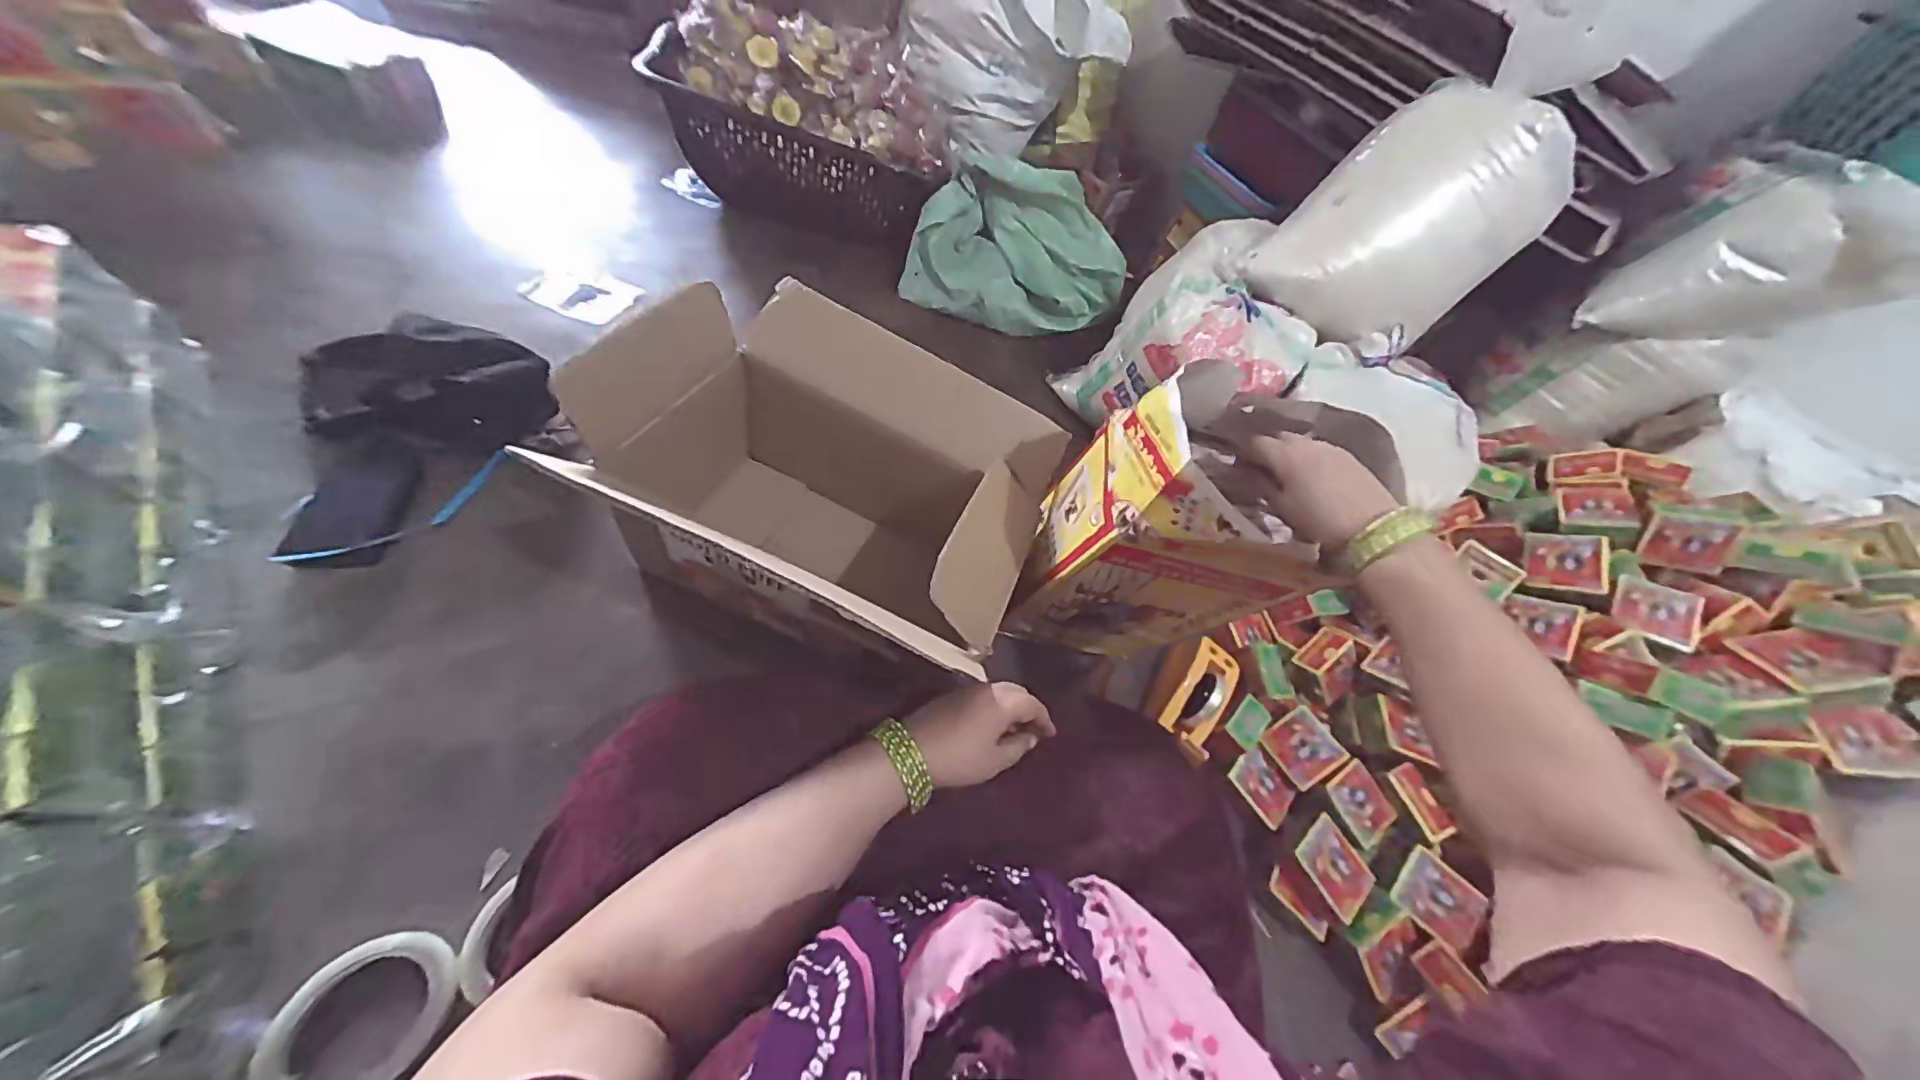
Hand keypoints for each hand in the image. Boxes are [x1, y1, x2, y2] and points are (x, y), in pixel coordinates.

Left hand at [901, 682, 1054, 788]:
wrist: (912, 751)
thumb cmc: (961, 758)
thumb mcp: (996, 760)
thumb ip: (1019, 746)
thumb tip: (1031, 736)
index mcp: (1004, 700)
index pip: (1033, 704)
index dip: (1044, 719)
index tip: (1050, 734)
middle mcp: (988, 688)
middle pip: (1016, 693)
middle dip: (1028, 709)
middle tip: (1034, 729)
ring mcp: (968, 689)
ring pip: (998, 693)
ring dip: (1010, 708)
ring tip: (1014, 730)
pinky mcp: (951, 695)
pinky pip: (983, 696)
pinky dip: (993, 707)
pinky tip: (991, 726)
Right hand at [1245, 433, 1401, 549]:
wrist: (1372, 527)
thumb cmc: (1318, 520)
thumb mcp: (1281, 507)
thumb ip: (1263, 487)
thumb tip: (1250, 476)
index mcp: (1285, 454)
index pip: (1255, 443)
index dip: (1243, 453)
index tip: (1238, 467)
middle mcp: (1306, 443)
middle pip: (1279, 437)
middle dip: (1267, 449)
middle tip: (1260, 469)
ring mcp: (1330, 447)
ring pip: (1301, 442)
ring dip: (1289, 453)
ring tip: (1286, 473)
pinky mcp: (1348, 455)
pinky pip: (1319, 450)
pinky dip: (1309, 458)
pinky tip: (1310, 476)